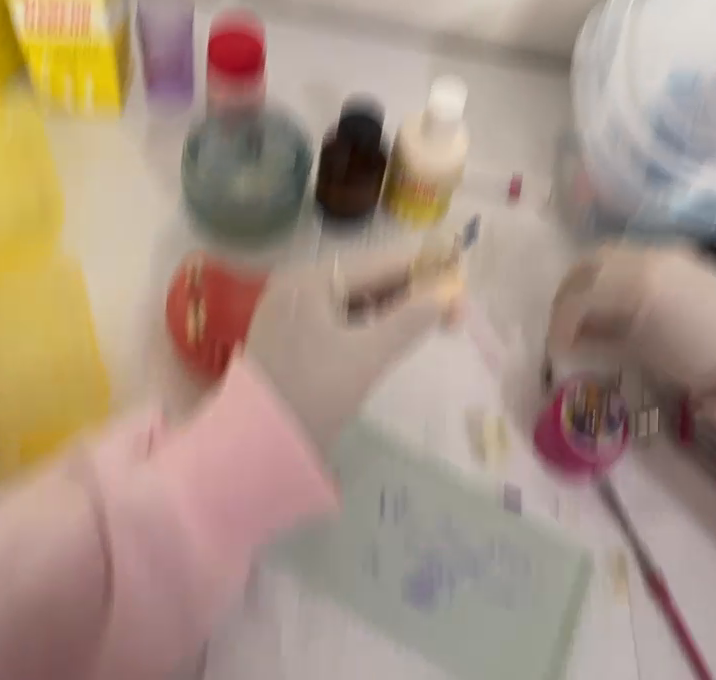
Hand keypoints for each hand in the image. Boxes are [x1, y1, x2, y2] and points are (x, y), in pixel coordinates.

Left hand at [245, 244, 460, 453]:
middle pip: (368, 279)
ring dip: (394, 309)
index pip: (380, 263)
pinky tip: (396, 335)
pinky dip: (371, 325)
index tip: (461, 284)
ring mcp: (293, 312)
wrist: (255, 452)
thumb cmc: (313, 395)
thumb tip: (449, 293)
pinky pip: (342, 319)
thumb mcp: (368, 355)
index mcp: (310, 280)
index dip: (425, 271)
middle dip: (412, 292)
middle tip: (453, 312)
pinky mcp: (294, 338)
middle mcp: (298, 286)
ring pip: (357, 300)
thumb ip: (411, 319)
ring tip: (433, 322)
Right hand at [548, 244, 715, 400]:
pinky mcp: (680, 252)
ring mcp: (664, 249)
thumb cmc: (703, 360)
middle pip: (589, 263)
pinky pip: (633, 254)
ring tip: (589, 311)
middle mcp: (645, 256)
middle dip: (570, 292)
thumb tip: (576, 337)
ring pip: (609, 253)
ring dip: (591, 279)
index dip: (561, 321)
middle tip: (566, 323)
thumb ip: (605, 337)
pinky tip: (619, 299)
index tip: (558, 348)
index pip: (580, 295)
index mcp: (635, 285)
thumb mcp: (646, 353)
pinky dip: (615, 273)